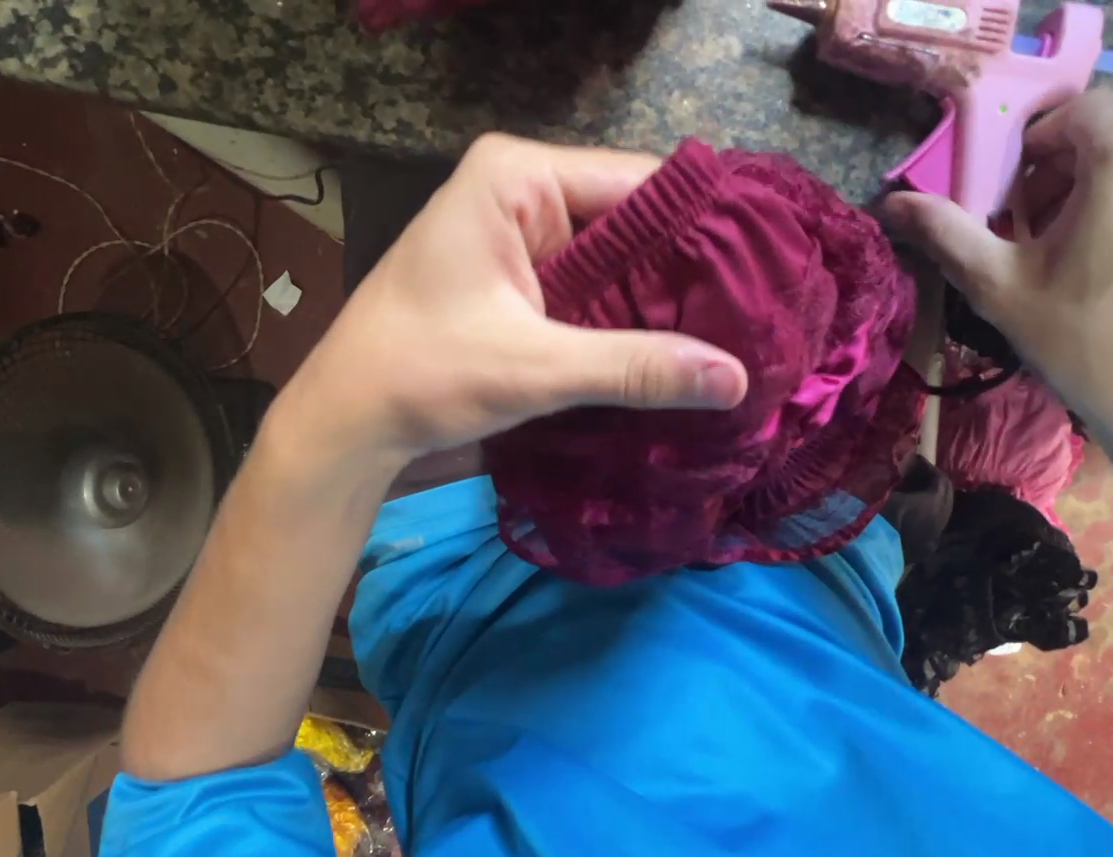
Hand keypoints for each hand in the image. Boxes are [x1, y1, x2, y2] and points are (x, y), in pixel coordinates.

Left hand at [276, 135, 748, 470]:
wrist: (347, 423)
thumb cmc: (421, 374)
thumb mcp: (534, 367)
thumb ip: (634, 367)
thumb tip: (736, 379)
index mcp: (519, 178)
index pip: (642, 186)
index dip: (706, 232)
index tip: (764, 280)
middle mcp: (523, 195)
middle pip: (633, 226)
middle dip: (686, 277)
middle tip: (755, 325)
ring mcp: (519, 241)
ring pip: (614, 266)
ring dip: (658, 308)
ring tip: (731, 345)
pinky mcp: (517, 286)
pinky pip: (589, 296)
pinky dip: (623, 327)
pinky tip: (671, 359)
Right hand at [883, 91, 1112, 525]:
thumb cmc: (1087, 339)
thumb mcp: (1000, 285)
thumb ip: (945, 233)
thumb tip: (890, 204)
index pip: (1061, 118)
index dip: (1023, 164)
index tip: (1008, 217)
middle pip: (1104, 130)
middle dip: (1061, 177)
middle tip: (1036, 242)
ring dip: (1099, 189)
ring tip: (1080, 255)